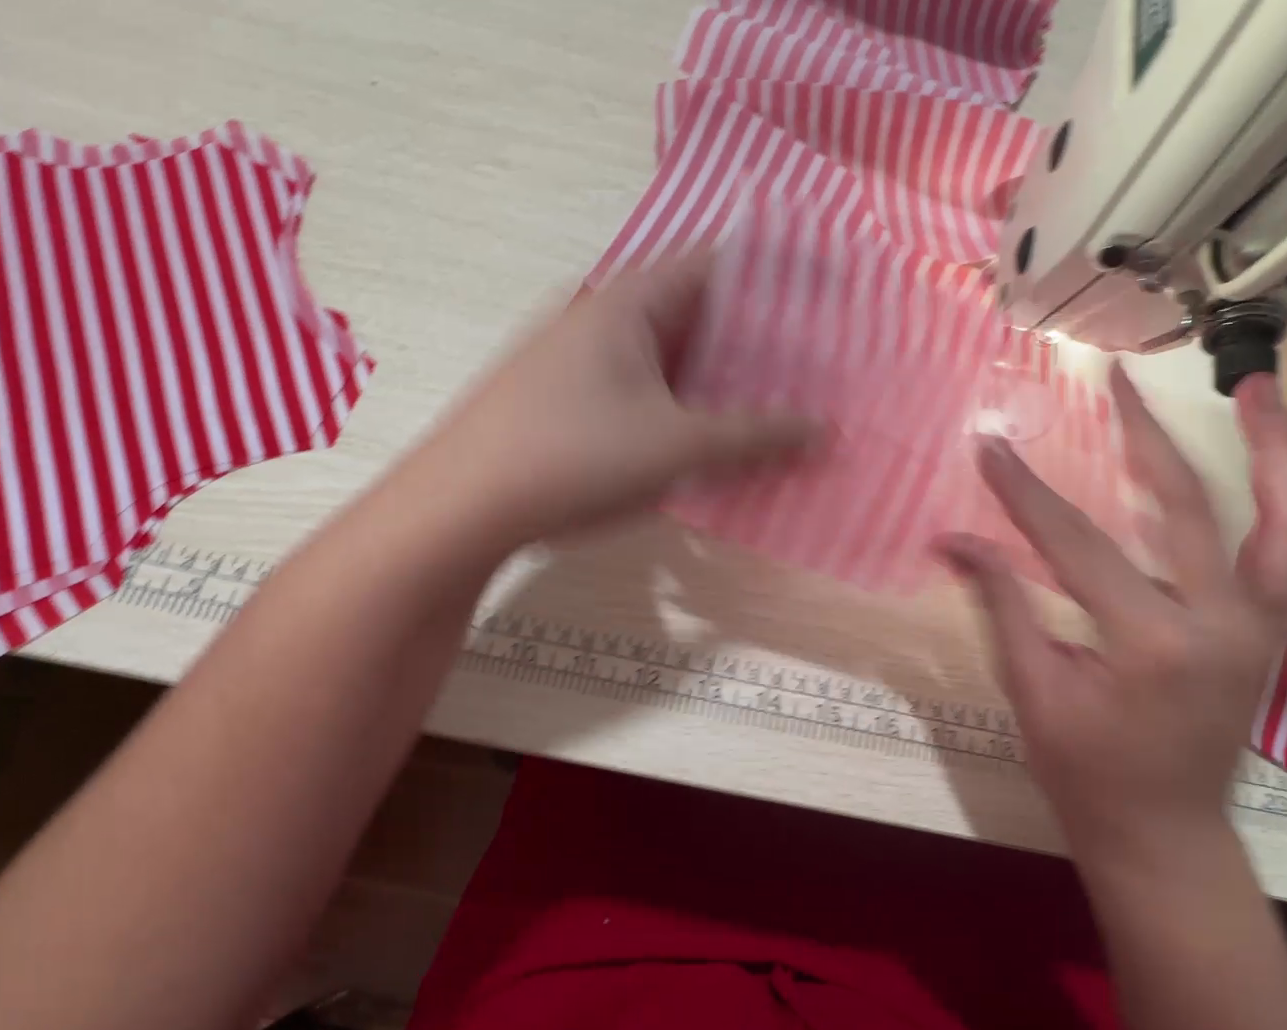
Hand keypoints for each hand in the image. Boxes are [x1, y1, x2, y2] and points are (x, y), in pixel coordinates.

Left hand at [413, 257, 821, 548]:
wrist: (460, 508)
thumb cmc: (573, 456)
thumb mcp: (676, 446)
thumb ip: (755, 436)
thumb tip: (825, 432)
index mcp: (628, 301)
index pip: (715, 264)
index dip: (774, 276)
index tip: (826, 296)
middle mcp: (600, 317)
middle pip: (695, 313)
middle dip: (753, 339)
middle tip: (814, 364)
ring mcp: (578, 361)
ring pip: (668, 359)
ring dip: (717, 380)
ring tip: (776, 404)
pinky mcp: (565, 403)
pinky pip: (642, 392)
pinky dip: (681, 408)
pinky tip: (708, 441)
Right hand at [938, 366, 1286, 864]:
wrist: (1164, 835)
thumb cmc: (1087, 774)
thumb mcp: (1034, 692)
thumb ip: (1003, 605)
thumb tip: (951, 541)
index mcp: (1153, 643)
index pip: (1078, 544)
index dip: (1026, 494)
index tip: (991, 447)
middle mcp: (1225, 624)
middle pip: (1191, 506)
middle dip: (1148, 436)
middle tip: (1120, 382)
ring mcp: (1267, 630)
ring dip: (1275, 451)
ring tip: (1255, 390)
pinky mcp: (1279, 639)